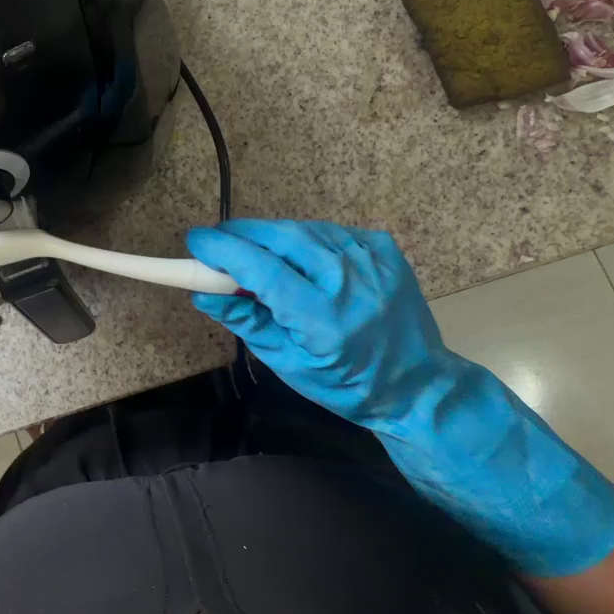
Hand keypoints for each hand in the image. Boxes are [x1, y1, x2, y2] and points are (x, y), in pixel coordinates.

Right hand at [183, 219, 451, 429]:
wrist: (418, 384)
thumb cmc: (344, 383)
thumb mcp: (286, 363)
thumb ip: (245, 321)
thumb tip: (201, 294)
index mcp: (320, 317)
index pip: (260, 267)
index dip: (222, 249)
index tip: (195, 241)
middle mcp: (348, 280)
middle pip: (280, 236)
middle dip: (241, 234)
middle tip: (217, 245)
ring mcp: (370, 259)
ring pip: (303, 229)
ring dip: (270, 236)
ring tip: (255, 256)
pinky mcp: (384, 249)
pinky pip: (329, 232)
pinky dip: (303, 240)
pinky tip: (299, 260)